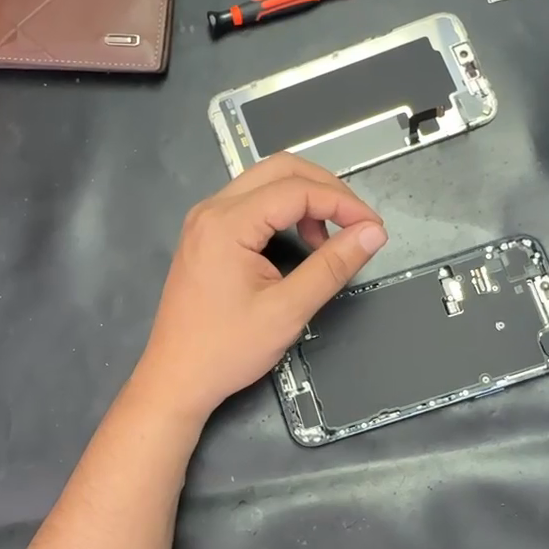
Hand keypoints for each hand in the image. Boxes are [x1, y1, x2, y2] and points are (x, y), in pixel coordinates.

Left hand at [132, 154, 387, 418]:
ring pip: (265, 182)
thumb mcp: (288, 310)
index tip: (373, 228)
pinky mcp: (205, 235)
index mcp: (227, 223)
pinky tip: (300, 243)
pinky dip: (283, 212)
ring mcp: (204, 221)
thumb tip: (372, 232)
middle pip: (280, 170)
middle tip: (356, 223)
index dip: (342, 203)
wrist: (176, 379)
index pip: (296, 189)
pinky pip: (251, 203)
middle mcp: (211, 210)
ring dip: (304, 199)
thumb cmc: (226, 350)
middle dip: (325, 190)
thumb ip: (332, 266)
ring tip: (327, 241)